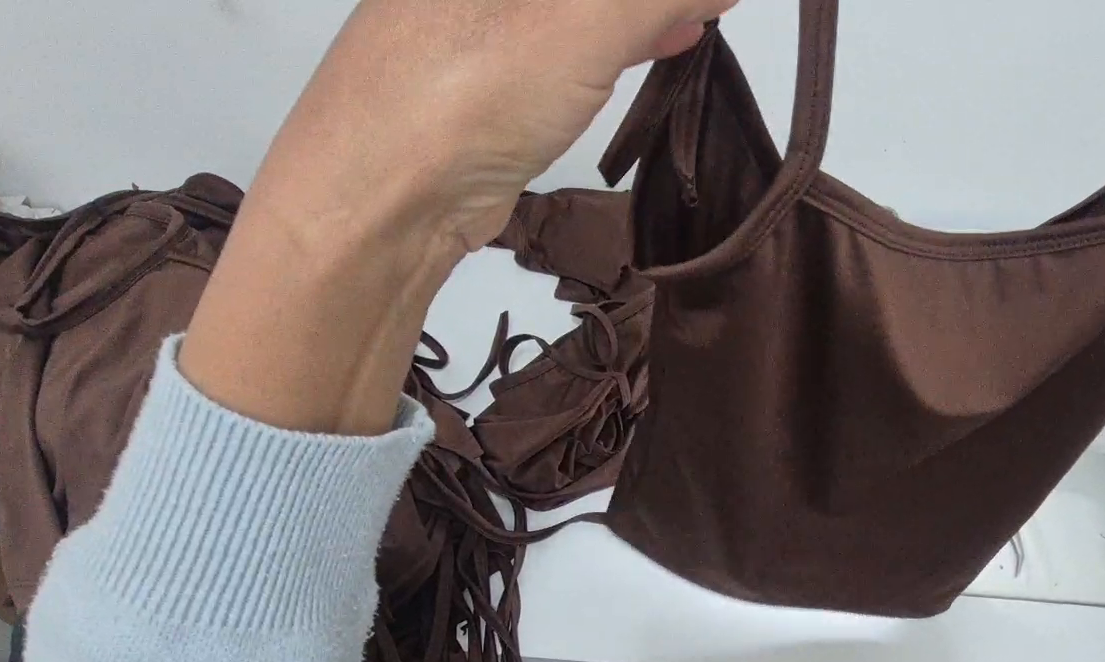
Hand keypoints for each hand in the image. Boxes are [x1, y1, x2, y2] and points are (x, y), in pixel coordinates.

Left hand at [182, 0, 734, 435]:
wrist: (389, 199)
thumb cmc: (478, 88)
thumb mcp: (584, 22)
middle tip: (715, 3)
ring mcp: (484, 22)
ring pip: (581, 5)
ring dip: (645, 7)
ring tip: (705, 14)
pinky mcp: (494, 79)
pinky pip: (574, 40)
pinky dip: (623, 38)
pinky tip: (665, 42)